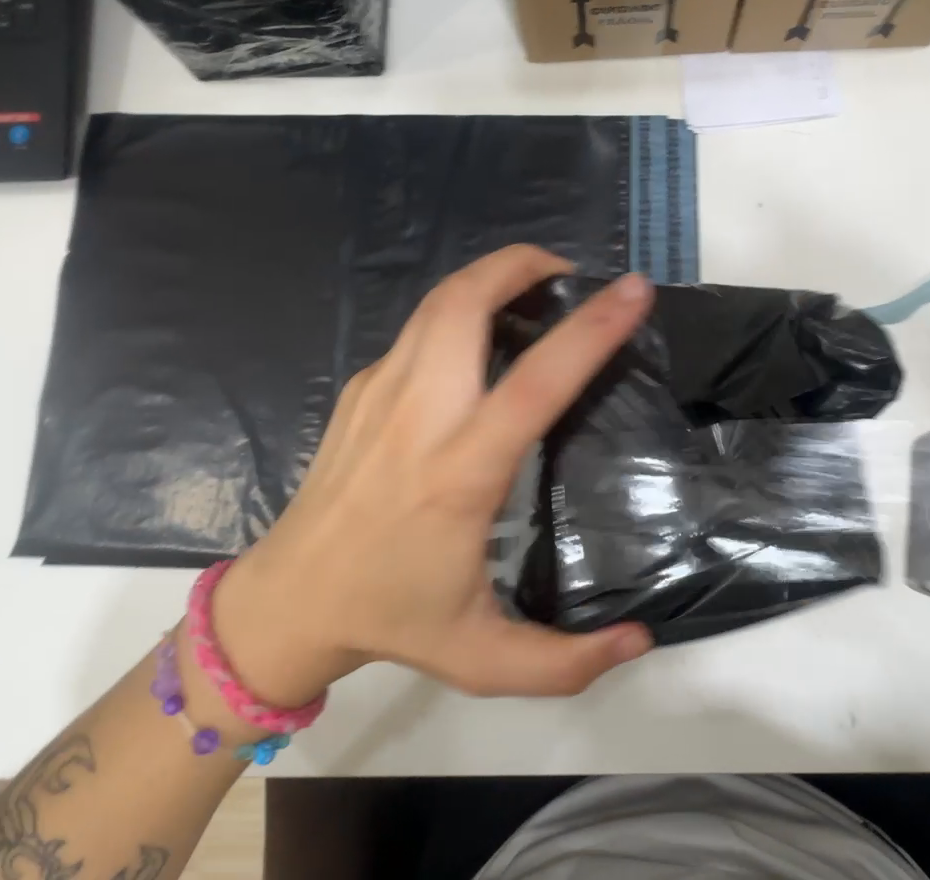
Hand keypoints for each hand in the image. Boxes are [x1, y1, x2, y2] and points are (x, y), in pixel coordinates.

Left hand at [210, 246, 655, 705]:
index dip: (590, 330)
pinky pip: (419, 328)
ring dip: (490, 277)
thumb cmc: (391, 619)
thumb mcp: (483, 660)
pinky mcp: (358, 391)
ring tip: (536, 293)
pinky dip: (460, 309)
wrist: (288, 600)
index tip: (633, 290)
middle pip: (466, 302)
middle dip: (522, 265)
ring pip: (437, 302)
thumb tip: (641, 640)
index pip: (533, 381)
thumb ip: (566, 663)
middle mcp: (418, 416)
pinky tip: (483, 340)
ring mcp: (379, 394)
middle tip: (572, 275)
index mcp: (458, 473)